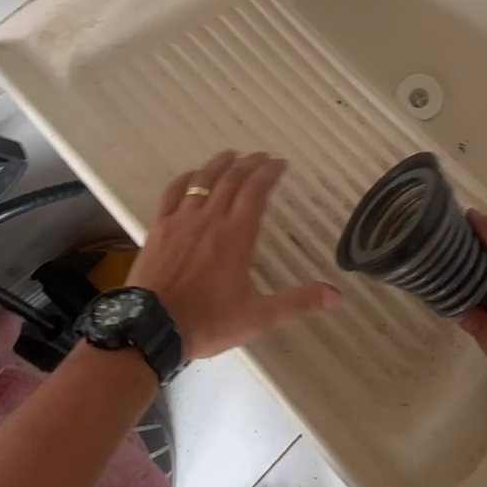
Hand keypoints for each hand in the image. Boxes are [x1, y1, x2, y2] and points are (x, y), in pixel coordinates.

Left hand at [127, 151, 342, 360]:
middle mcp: (210, 218)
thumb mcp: (257, 317)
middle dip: (250, 164)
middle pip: (232, 179)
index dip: (270, 173)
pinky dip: (185, 179)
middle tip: (262, 157)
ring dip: (220, 164)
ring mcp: (181, 220)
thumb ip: (297, 302)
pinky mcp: (158, 227)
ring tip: (231, 155)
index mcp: (237, 234)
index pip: (257, 191)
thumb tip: (336, 295)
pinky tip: (191, 175)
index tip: (281, 164)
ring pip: (203, 180)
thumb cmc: (206, 322)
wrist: (149, 330)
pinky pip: (172, 192)